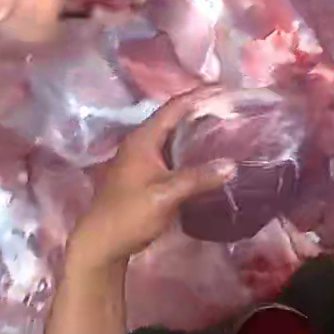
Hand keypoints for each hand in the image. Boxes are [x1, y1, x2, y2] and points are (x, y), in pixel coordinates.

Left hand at [67, 90, 234, 274]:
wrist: (100, 246)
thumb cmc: (129, 215)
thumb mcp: (165, 196)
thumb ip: (198, 178)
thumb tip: (232, 164)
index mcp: (143, 139)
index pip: (175, 107)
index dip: (199, 95)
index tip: (226, 88)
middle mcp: (141, 143)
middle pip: (175, 117)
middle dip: (202, 109)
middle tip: (232, 107)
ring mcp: (142, 159)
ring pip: (174, 135)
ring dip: (197, 128)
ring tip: (226, 125)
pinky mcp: (146, 174)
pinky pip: (173, 151)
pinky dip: (192, 146)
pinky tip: (209, 153)